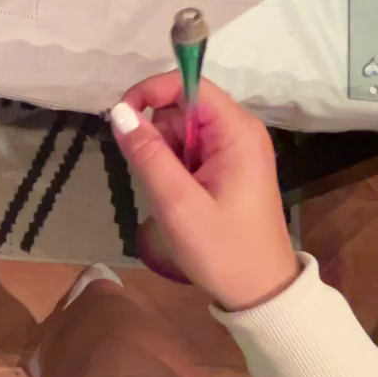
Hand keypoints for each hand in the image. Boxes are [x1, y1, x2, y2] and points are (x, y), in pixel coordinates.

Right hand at [107, 73, 298, 310]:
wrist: (259, 291)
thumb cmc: (221, 249)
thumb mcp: (177, 203)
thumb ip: (147, 154)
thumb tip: (118, 111)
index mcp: (236, 132)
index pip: (189, 85)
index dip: (151, 92)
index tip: (119, 119)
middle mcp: (239, 132)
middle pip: (183, 107)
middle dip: (156, 133)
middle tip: (152, 177)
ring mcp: (234, 151)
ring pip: (182, 131)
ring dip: (163, 154)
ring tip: (167, 193)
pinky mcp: (227, 169)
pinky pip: (190, 152)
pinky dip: (173, 168)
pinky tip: (175, 197)